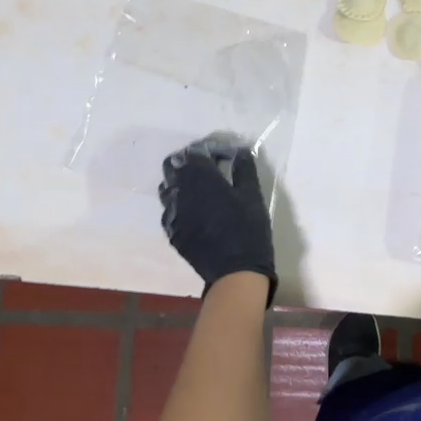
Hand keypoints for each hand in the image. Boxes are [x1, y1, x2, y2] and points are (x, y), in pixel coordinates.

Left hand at [158, 138, 275, 302]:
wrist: (234, 271)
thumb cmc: (248, 229)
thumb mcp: (252, 195)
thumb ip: (244, 169)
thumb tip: (240, 152)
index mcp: (200, 178)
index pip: (196, 151)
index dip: (211, 148)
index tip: (228, 154)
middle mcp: (180, 191)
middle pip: (173, 165)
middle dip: (190, 161)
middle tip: (211, 167)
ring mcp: (172, 213)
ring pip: (168, 188)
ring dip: (182, 182)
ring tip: (202, 189)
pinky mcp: (172, 231)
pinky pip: (170, 210)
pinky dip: (181, 204)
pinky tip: (197, 211)